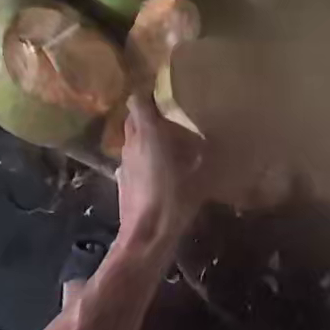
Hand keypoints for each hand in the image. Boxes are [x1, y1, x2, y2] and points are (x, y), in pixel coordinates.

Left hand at [114, 94, 204, 248]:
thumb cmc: (174, 199)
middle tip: (173, 119)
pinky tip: (159, 170)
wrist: (146, 235)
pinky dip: (143, 157)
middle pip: (134, 118)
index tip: (166, 93)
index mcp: (147, 133)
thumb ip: (203, 153)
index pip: (138, 100)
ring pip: (132, 139)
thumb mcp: (200, 175)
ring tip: (169, 144)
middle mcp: (131, 142)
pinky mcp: (121, 179)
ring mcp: (123, 161)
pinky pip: (132, 159)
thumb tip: (208, 141)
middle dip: (149, 115)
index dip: (149, 94)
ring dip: (146, 137)